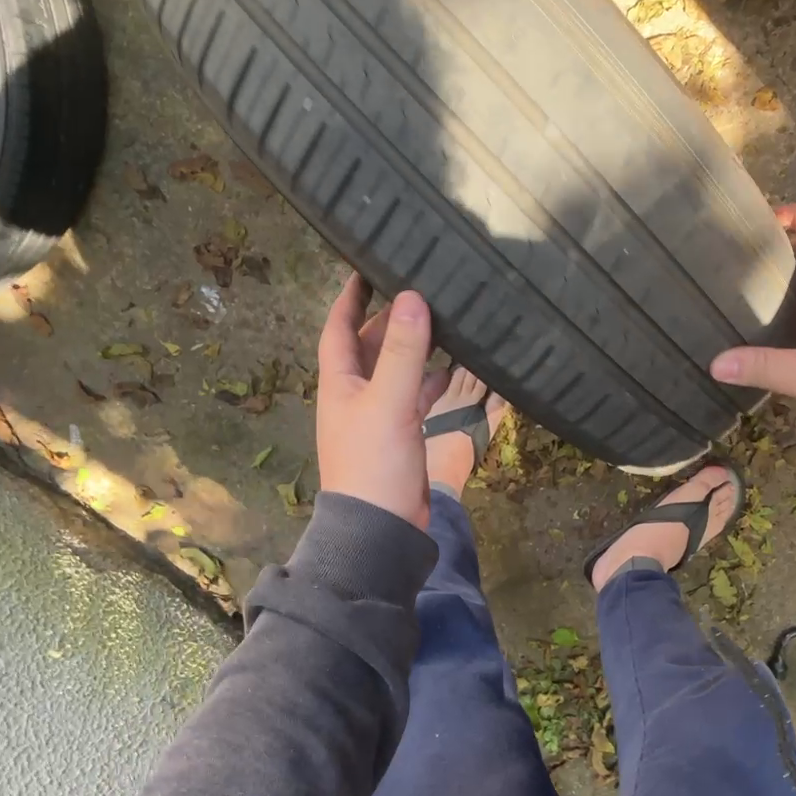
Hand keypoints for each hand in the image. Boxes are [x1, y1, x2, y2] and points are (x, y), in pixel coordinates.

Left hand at [316, 274, 434, 527]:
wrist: (382, 528)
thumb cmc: (375, 463)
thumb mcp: (389, 403)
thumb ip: (404, 352)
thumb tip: (413, 298)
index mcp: (340, 383)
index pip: (339, 328)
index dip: (350, 298)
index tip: (366, 266)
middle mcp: (356, 394)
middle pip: (372, 346)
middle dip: (392, 318)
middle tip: (420, 289)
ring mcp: (379, 416)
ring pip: (397, 370)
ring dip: (416, 348)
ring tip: (444, 320)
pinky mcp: (401, 435)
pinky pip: (416, 396)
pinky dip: (432, 380)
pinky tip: (456, 368)